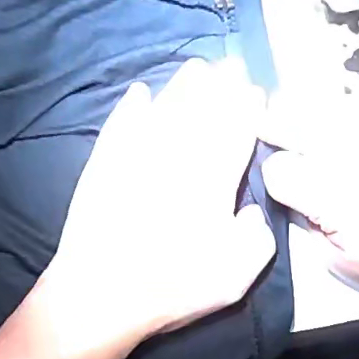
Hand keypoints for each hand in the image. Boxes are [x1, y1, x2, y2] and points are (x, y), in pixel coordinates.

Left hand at [30, 58, 275, 356]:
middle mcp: (177, 156)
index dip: (248, 108)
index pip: (237, 131)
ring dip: (184, 86)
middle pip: (203, 110)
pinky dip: (133, 106)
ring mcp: (136, 155)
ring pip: (165, 108)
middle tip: (231, 66)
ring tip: (197, 69)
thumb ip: (257, 235)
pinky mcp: (105, 163)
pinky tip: (140, 94)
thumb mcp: (237, 275)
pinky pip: (122, 123)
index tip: (255, 91)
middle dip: (221, 86)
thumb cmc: (174, 286)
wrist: (101, 292)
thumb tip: (251, 210)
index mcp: (214, 179)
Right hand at [259, 91, 358, 317]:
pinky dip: (345, 113)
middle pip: (294, 123)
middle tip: (268, 139)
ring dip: (306, 118)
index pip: (277, 169)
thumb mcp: (337, 261)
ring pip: (325, 106)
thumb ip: (307, 220)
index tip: (281, 187)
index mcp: (337, 199)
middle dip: (276, 133)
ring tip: (304, 136)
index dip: (273, 178)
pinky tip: (342, 129)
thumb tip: (289, 192)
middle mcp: (358, 159)